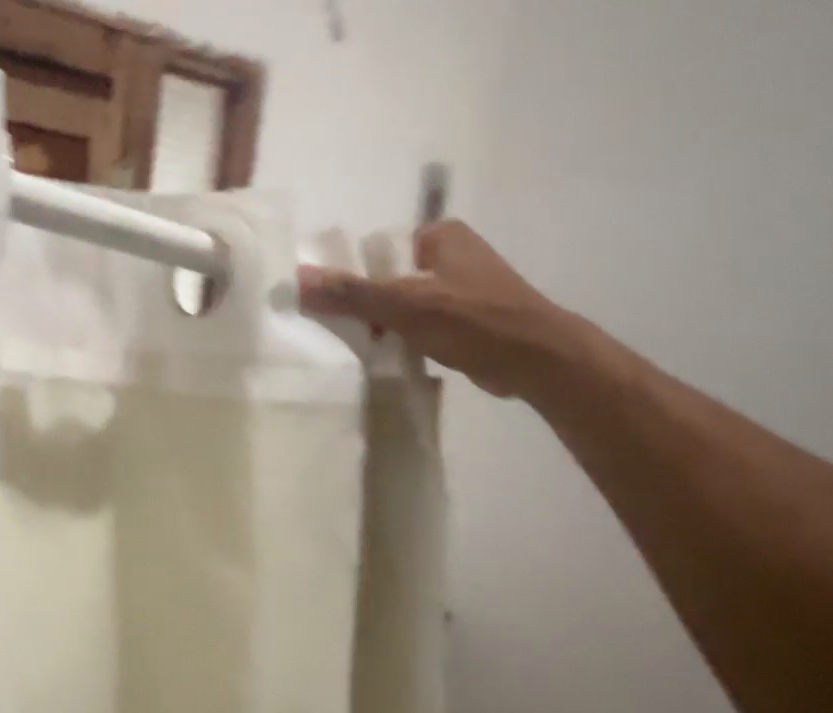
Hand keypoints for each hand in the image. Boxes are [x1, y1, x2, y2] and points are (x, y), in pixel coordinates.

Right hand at [298, 221, 580, 399]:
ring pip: (409, 304)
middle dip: (372, 306)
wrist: (534, 358)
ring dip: (391, 326)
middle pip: (392, 278)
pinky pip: (427, 324)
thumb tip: (299, 279)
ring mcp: (466, 287)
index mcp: (442, 235)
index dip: (357, 278)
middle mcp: (455, 254)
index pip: (381, 249)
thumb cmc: (471, 320)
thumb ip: (352, 293)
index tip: (341, 309)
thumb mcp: (404, 304)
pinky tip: (400, 357)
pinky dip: (412, 338)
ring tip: (374, 348)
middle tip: (354, 334)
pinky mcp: (473, 318)